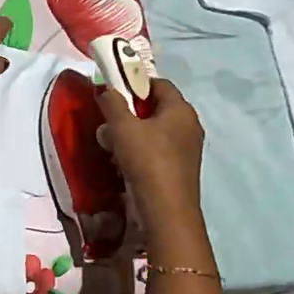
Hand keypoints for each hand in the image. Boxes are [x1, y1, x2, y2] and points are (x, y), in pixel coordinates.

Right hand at [96, 77, 204, 230]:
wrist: (165, 209)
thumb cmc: (146, 160)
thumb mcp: (122, 127)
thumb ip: (112, 103)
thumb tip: (105, 88)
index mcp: (181, 110)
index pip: (159, 83)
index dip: (135, 83)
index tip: (113, 92)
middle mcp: (189, 126)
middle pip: (155, 109)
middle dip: (129, 112)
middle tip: (108, 122)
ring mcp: (186, 149)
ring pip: (154, 131)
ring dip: (130, 135)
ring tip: (110, 145)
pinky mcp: (179, 169)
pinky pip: (156, 150)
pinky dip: (138, 152)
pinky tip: (122, 163)